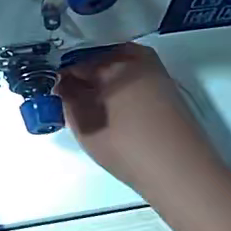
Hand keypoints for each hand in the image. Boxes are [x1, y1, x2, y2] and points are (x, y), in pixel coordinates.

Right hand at [55, 44, 225, 191]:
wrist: (181, 173)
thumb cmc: (127, 148)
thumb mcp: (85, 125)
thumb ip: (67, 98)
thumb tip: (60, 84)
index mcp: (115, 62)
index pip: (74, 60)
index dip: (58, 74)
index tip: (49, 88)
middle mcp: (137, 58)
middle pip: (97, 57)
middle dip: (80, 73)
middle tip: (66, 96)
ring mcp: (155, 72)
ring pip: (116, 66)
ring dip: (99, 79)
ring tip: (87, 104)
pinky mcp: (166, 88)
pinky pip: (132, 77)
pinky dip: (117, 86)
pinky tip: (110, 108)